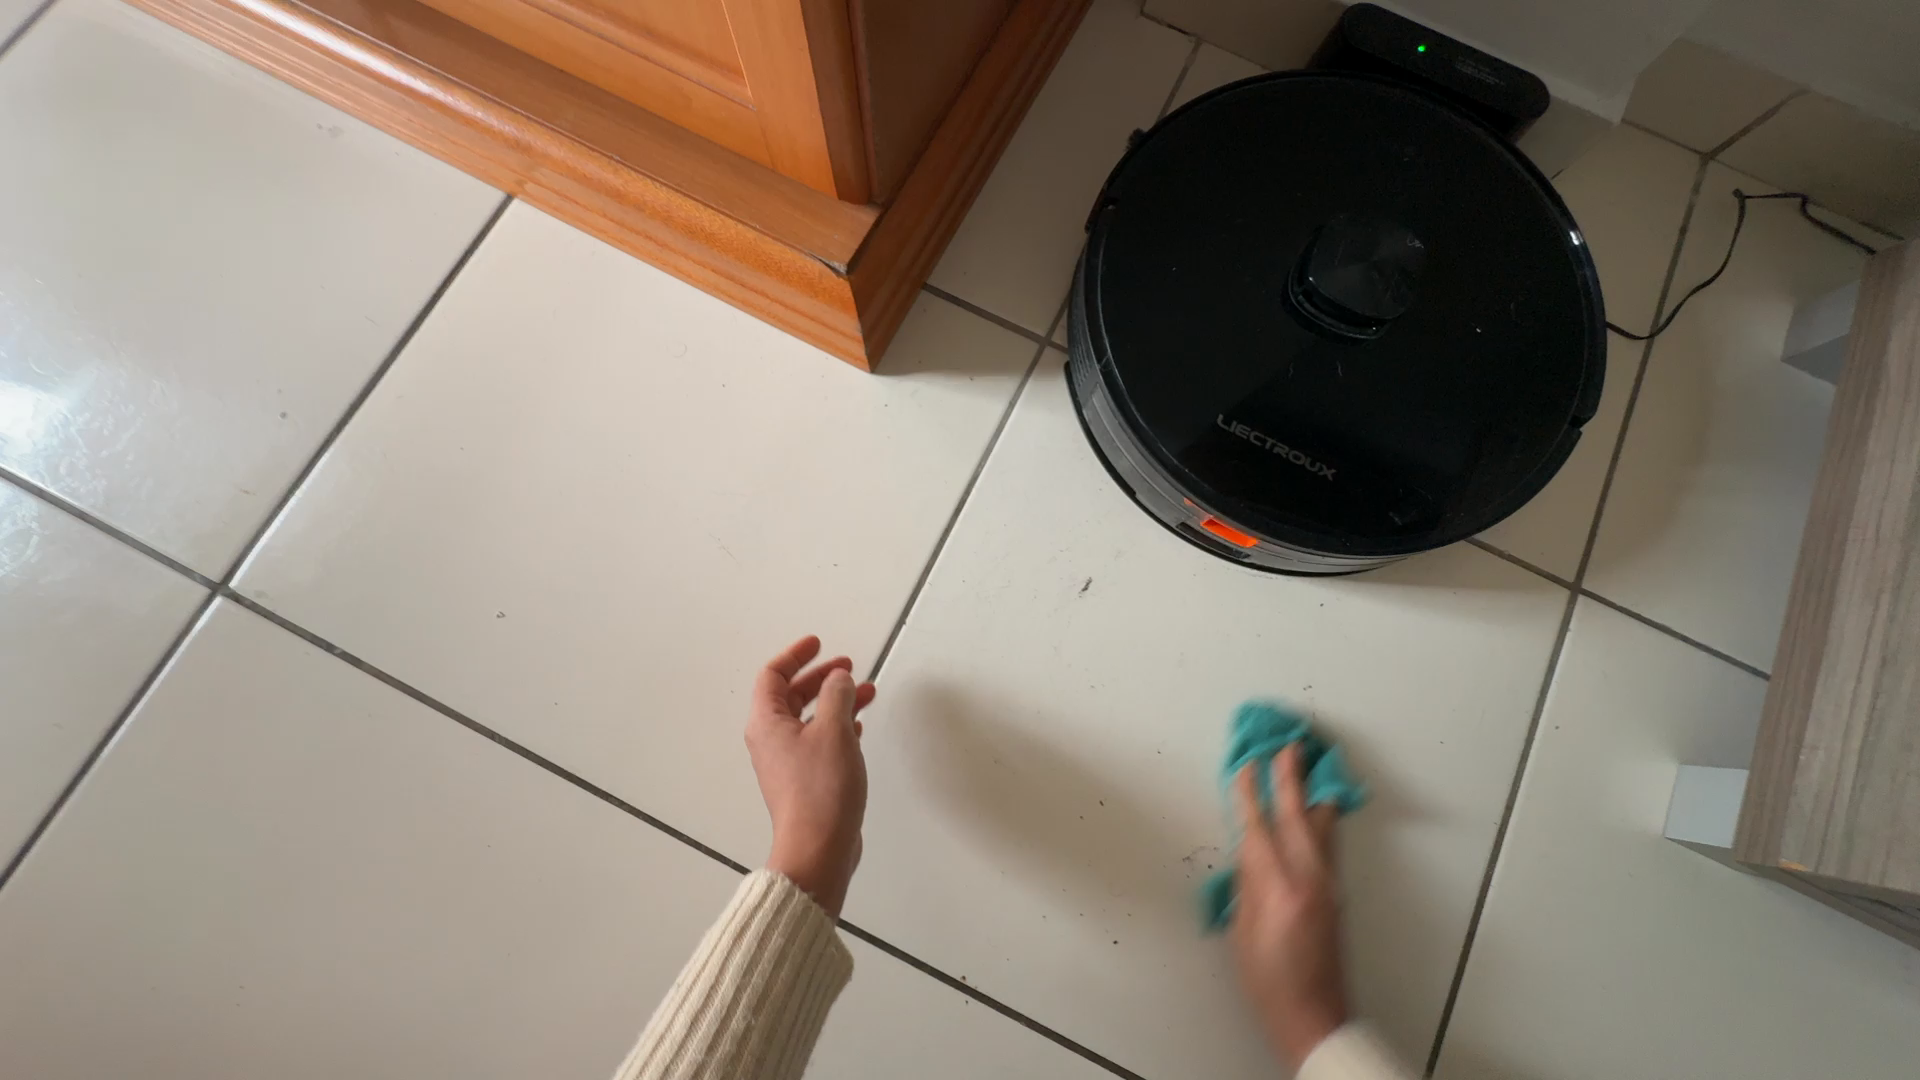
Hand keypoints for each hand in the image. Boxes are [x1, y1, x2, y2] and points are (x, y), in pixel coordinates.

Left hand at [745, 635, 877, 917]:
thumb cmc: (821, 786)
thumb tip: (839, 678)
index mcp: (767, 723)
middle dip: (821, 677)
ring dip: (836, 701)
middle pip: (791, 695)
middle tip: (849, 666)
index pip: (773, 675)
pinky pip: (819, 740)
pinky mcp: (805, 781)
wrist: (818, 850)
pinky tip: (860, 726)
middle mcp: (771, 739)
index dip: (796, 655)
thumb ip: (837, 695)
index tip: (820, 643)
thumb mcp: (834, 730)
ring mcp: (787, 762)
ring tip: (867, 692)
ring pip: (810, 718)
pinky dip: (838, 726)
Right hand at [1228, 743, 1349, 1071]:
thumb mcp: (1243, 927)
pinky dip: (1322, 814)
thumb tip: (1250, 847)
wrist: (1314, 1014)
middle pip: (1298, 814)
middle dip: (1291, 777)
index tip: (1247, 764)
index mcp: (1278, 887)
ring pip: (1321, 824)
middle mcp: (1308, 878)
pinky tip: (1320, 804)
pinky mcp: (1336, 891)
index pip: (1260, 825)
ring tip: (1311, 762)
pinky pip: (1328, 841)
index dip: (1251, 792)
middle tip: (1289, 744)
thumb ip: (1248, 881)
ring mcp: (1327, 883)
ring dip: (1313, 790)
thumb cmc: (1266, 977)